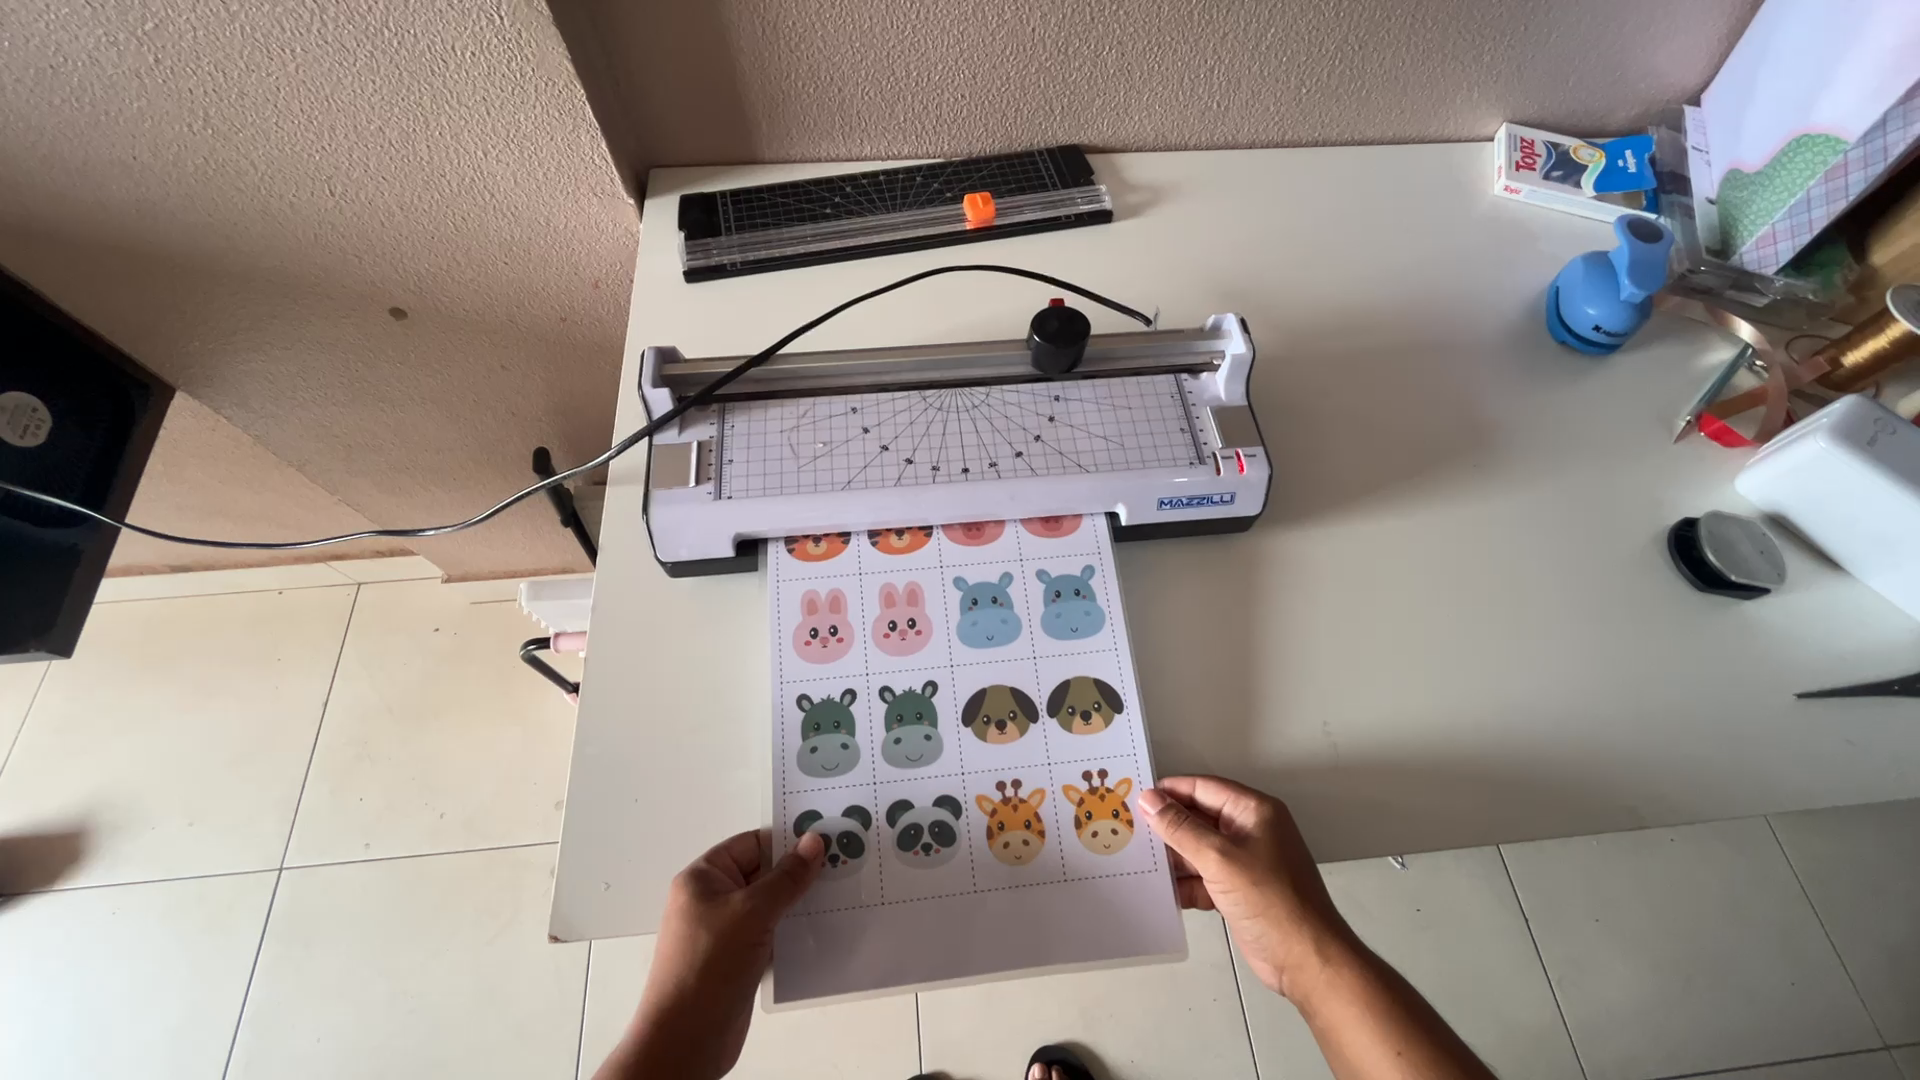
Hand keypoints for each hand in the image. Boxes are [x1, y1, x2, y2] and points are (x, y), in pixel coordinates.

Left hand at [598, 829, 823, 1079]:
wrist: (685, 1042)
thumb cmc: (710, 965)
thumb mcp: (752, 913)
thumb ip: (787, 877)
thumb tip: (814, 840)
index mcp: (704, 878)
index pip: (752, 844)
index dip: (787, 840)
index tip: (827, 839)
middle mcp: (713, 899)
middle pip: (764, 874)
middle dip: (800, 873)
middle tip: (843, 865)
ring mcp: (726, 932)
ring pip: (771, 906)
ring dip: (800, 904)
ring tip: (842, 895)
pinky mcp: (739, 960)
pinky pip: (772, 934)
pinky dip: (794, 932)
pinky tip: (824, 931)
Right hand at [1137, 775, 1353, 999]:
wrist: (1306, 962)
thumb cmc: (1271, 901)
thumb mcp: (1219, 858)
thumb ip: (1180, 827)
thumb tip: (1149, 799)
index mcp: (1253, 811)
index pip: (1204, 788)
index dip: (1170, 791)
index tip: (1137, 799)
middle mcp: (1250, 831)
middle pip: (1199, 817)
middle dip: (1169, 826)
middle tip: (1132, 831)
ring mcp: (1245, 861)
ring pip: (1198, 848)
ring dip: (1175, 858)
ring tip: (1142, 862)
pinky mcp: (1239, 889)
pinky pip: (1204, 876)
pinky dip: (1186, 883)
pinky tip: (1164, 893)